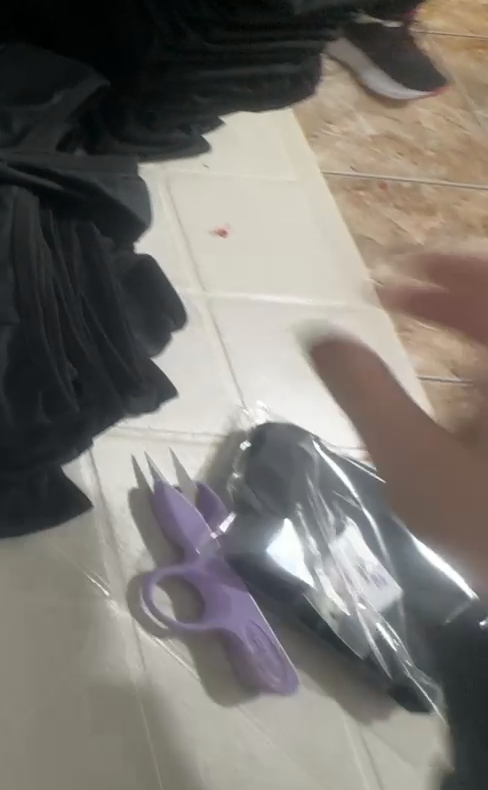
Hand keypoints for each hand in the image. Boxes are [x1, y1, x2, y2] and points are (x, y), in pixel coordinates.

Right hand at [309, 250, 487, 586]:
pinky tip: (465, 363)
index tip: (393, 270)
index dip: (448, 277)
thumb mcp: (408, 458)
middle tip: (405, 287)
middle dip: (464, 292)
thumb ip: (363, 391)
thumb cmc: (481, 519)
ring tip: (434, 313)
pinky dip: (483, 353)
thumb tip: (318, 335)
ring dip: (477, 320)